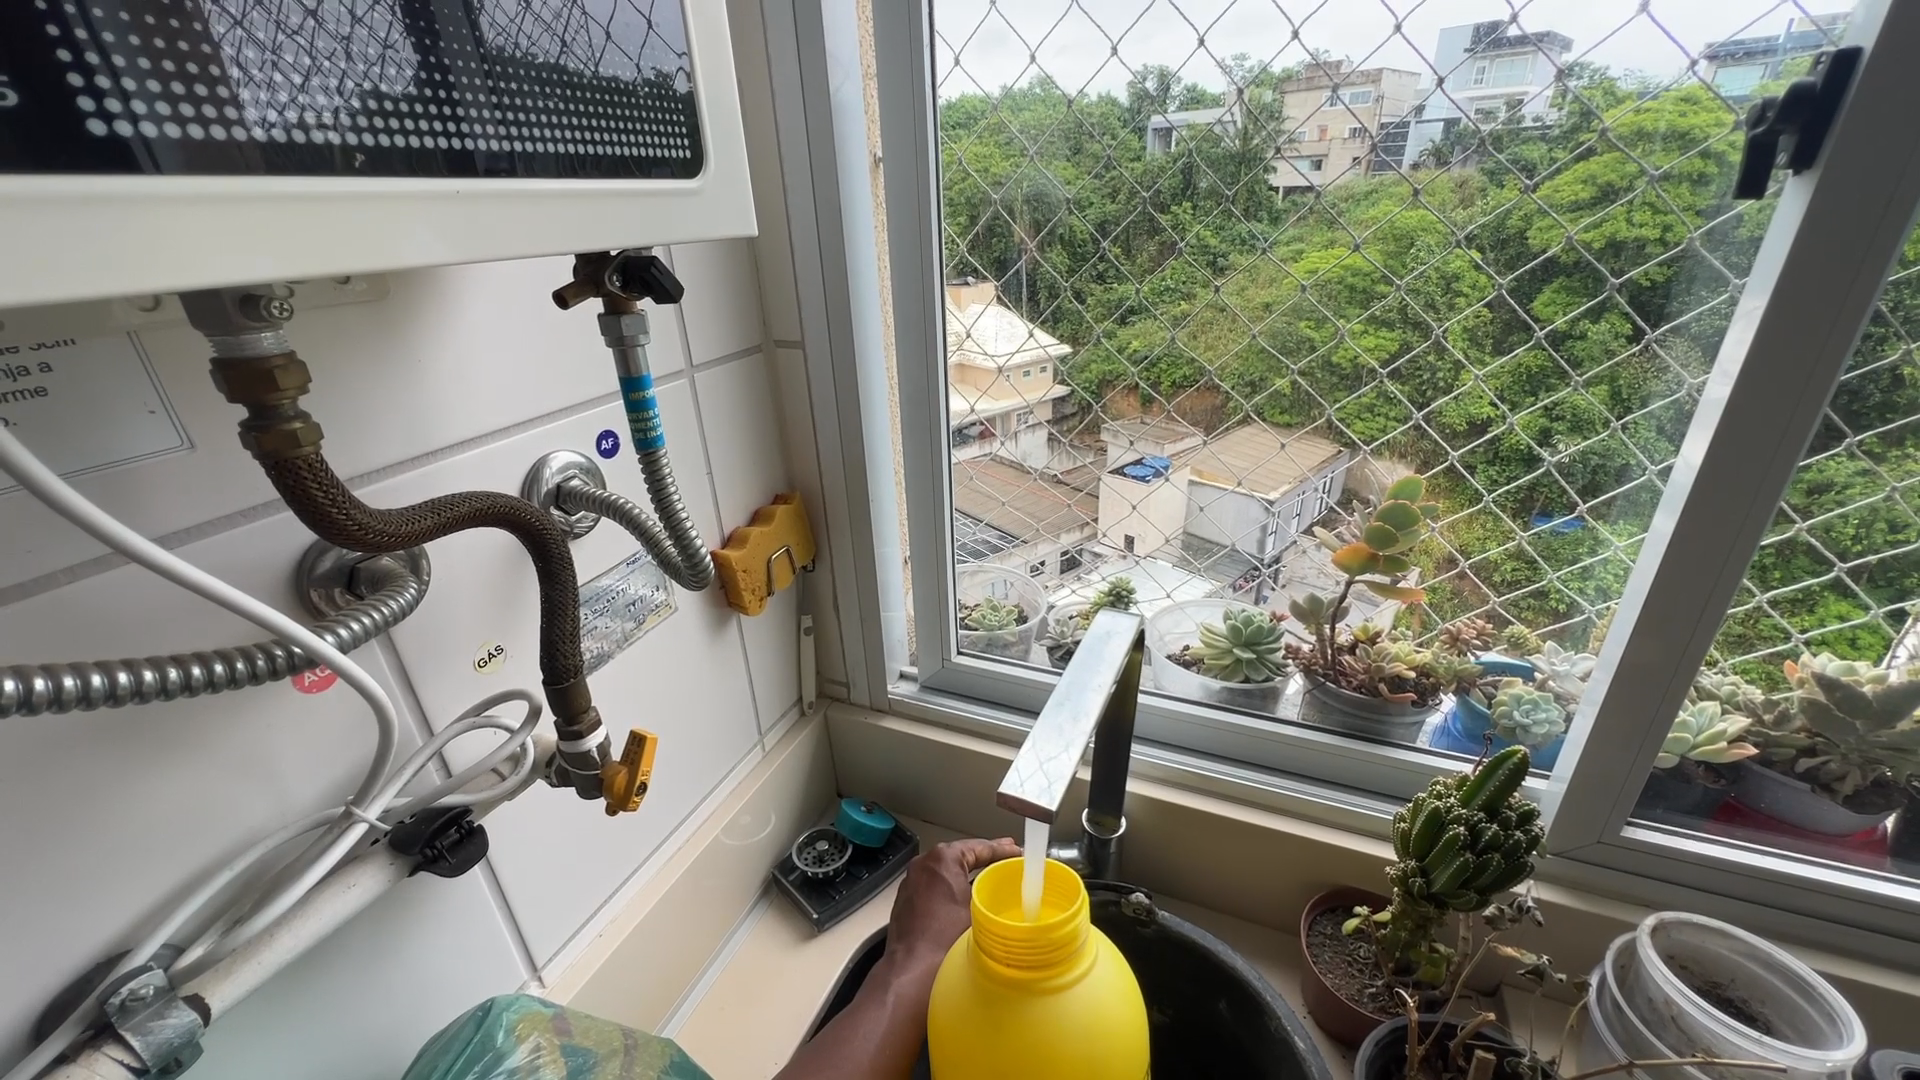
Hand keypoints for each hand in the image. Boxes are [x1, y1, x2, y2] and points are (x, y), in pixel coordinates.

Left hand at [884, 837, 1021, 974]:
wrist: (913, 973)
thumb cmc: (947, 942)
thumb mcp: (981, 910)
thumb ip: (994, 891)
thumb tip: (1007, 888)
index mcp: (942, 858)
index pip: (978, 847)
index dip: (1001, 850)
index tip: (1017, 853)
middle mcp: (923, 864)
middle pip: (961, 856)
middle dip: (984, 859)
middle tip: (1007, 859)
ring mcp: (912, 882)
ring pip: (947, 872)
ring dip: (968, 875)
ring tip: (990, 879)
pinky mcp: (907, 901)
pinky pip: (935, 887)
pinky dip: (951, 889)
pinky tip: (966, 901)